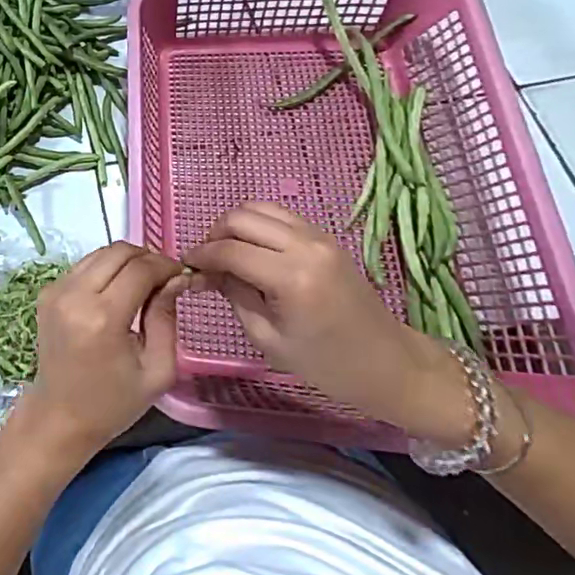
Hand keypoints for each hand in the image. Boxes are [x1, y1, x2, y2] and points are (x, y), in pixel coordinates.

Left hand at [8, 242, 188, 456]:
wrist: (58, 418)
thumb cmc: (113, 403)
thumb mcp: (157, 371)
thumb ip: (167, 318)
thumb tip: (176, 278)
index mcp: (103, 318)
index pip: (140, 269)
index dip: (166, 265)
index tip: (181, 274)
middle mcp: (75, 296)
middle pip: (119, 252)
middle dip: (147, 258)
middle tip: (164, 277)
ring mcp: (57, 291)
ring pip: (101, 253)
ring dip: (126, 260)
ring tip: (143, 283)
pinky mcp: (48, 292)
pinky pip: (85, 265)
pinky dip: (106, 269)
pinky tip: (117, 291)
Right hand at [184, 202, 477, 446]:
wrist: (388, 363)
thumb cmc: (327, 365)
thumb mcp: (269, 340)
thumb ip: (234, 295)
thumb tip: (206, 271)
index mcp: (292, 278)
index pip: (231, 249)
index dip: (202, 255)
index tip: (186, 265)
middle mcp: (305, 245)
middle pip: (242, 217)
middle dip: (215, 233)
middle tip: (205, 260)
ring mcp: (318, 235)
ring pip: (260, 208)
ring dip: (235, 224)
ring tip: (225, 252)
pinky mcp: (325, 235)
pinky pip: (280, 216)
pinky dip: (258, 224)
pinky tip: (251, 249)